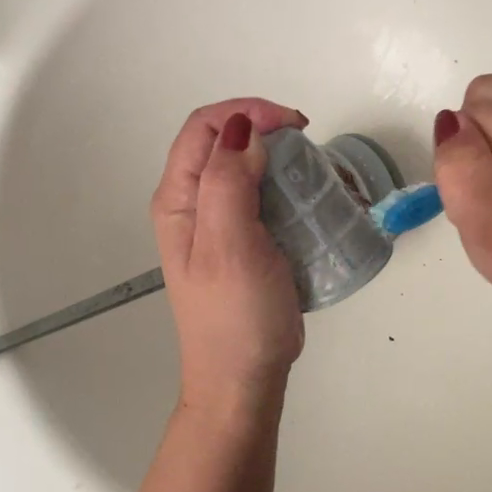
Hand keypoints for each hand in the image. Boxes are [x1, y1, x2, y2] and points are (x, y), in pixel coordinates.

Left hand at [151, 99, 308, 412]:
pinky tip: (310, 200)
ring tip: (313, 172)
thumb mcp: (229, 245)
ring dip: (280, 159)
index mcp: (178, 198)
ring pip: (246, 166)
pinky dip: (287, 187)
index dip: (247, 112)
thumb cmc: (235, 316)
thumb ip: (229, 182)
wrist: (242, 379)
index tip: (294, 126)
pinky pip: (263, 196)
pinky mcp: (244, 240)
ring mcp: (218, 222)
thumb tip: (243, 128)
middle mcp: (192, 203)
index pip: (205, 127)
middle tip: (308, 145)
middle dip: (266, 130)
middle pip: (224, 141)